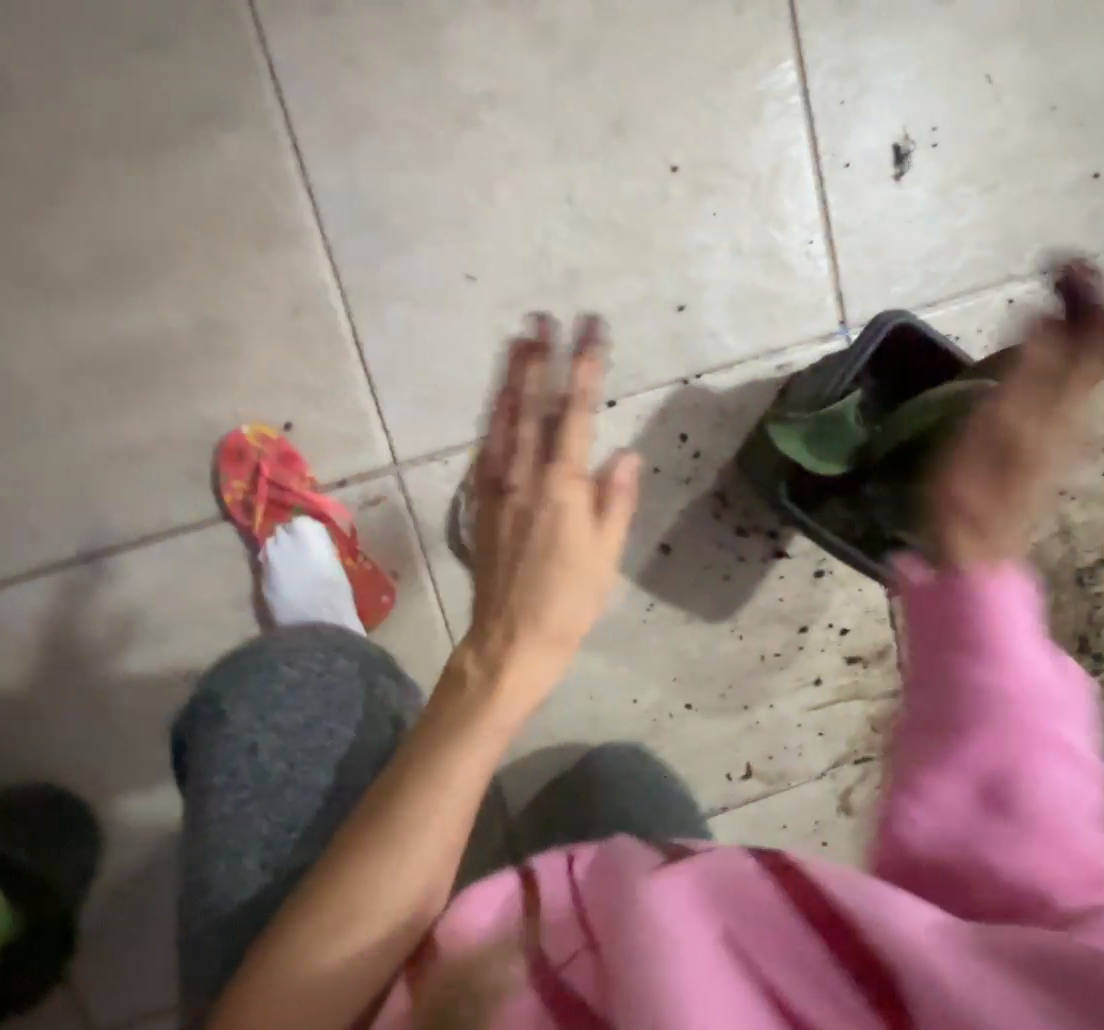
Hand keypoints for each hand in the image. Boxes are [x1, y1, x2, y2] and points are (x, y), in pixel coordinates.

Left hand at [464, 314, 640, 687]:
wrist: (512, 637)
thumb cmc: (569, 600)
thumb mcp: (606, 554)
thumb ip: (614, 499)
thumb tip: (625, 453)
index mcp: (561, 487)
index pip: (574, 414)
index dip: (583, 367)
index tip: (590, 329)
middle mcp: (523, 478)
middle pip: (529, 408)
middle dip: (537, 360)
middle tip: (539, 319)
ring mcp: (495, 489)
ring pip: (500, 424)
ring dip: (507, 381)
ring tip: (513, 344)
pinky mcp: (479, 505)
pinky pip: (484, 451)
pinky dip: (491, 422)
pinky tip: (494, 407)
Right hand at [928, 260, 1103, 566]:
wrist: (978, 550)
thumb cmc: (974, 492)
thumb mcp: (994, 426)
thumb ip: (1029, 370)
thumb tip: (1051, 314)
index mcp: (1066, 402)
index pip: (1093, 334)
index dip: (1084, 293)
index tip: (1059, 262)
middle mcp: (1081, 410)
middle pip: (1099, 346)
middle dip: (1085, 303)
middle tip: (1060, 273)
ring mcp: (1070, 429)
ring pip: (1090, 366)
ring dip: (1077, 327)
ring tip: (1056, 302)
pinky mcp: (1054, 444)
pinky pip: (1074, 386)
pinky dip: (1066, 357)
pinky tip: (1046, 355)